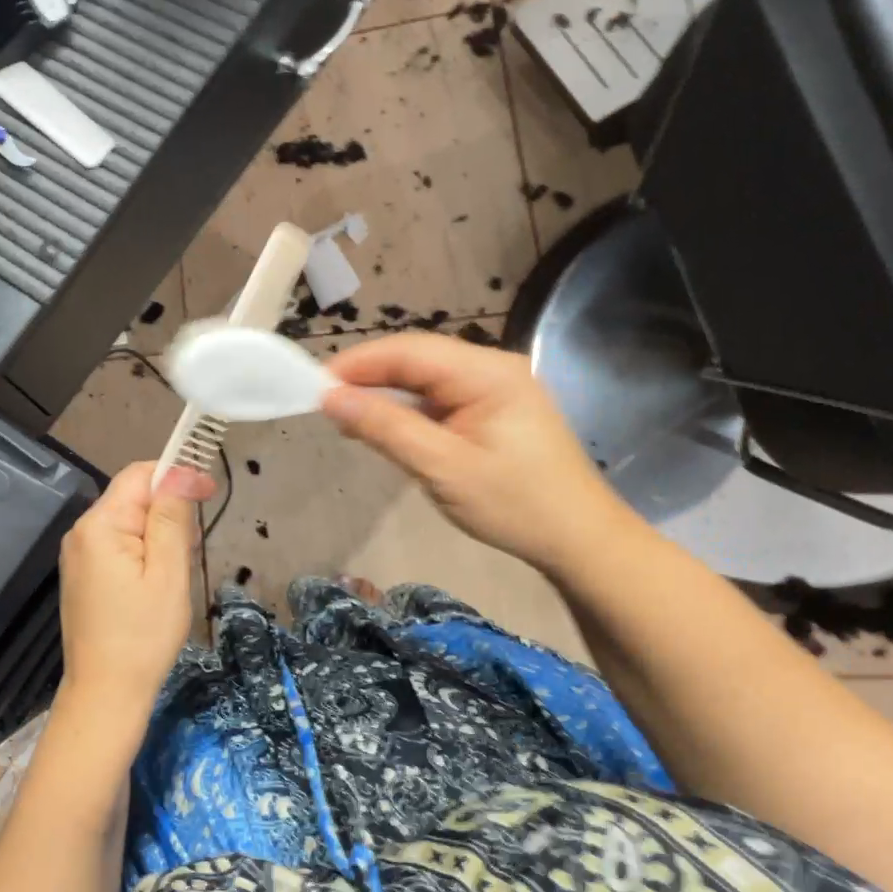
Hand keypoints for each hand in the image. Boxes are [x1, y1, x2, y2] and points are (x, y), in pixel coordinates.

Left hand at [57, 462, 214, 707]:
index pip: (138, 475)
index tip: (210, 493)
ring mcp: (77, 555)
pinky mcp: (81, 575)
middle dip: (168, 508)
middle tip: (195, 545)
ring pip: (126, 521)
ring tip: (178, 569)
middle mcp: (81, 532)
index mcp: (100, 525)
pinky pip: (116, 545)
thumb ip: (171, 518)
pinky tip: (157, 581)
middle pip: (131, 497)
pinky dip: (142, 550)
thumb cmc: (143, 636)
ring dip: (157, 532)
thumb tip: (180, 471)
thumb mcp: (168, 574)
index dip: (176, 475)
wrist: (105, 692)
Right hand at [322, 333, 634, 570]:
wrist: (580, 540)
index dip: (356, 363)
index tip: (313, 387)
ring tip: (344, 417)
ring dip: (381, 394)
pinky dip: (403, 409)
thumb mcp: (442, 468)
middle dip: (365, 377)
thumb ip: (384, 428)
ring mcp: (493, 388)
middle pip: (414, 359)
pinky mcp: (489, 410)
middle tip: (322, 405)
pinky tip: (380, 427)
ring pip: (421, 378)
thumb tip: (329, 398)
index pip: (407, 351)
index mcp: (487, 373)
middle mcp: (491, 368)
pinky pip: (435, 397)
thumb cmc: (514, 504)